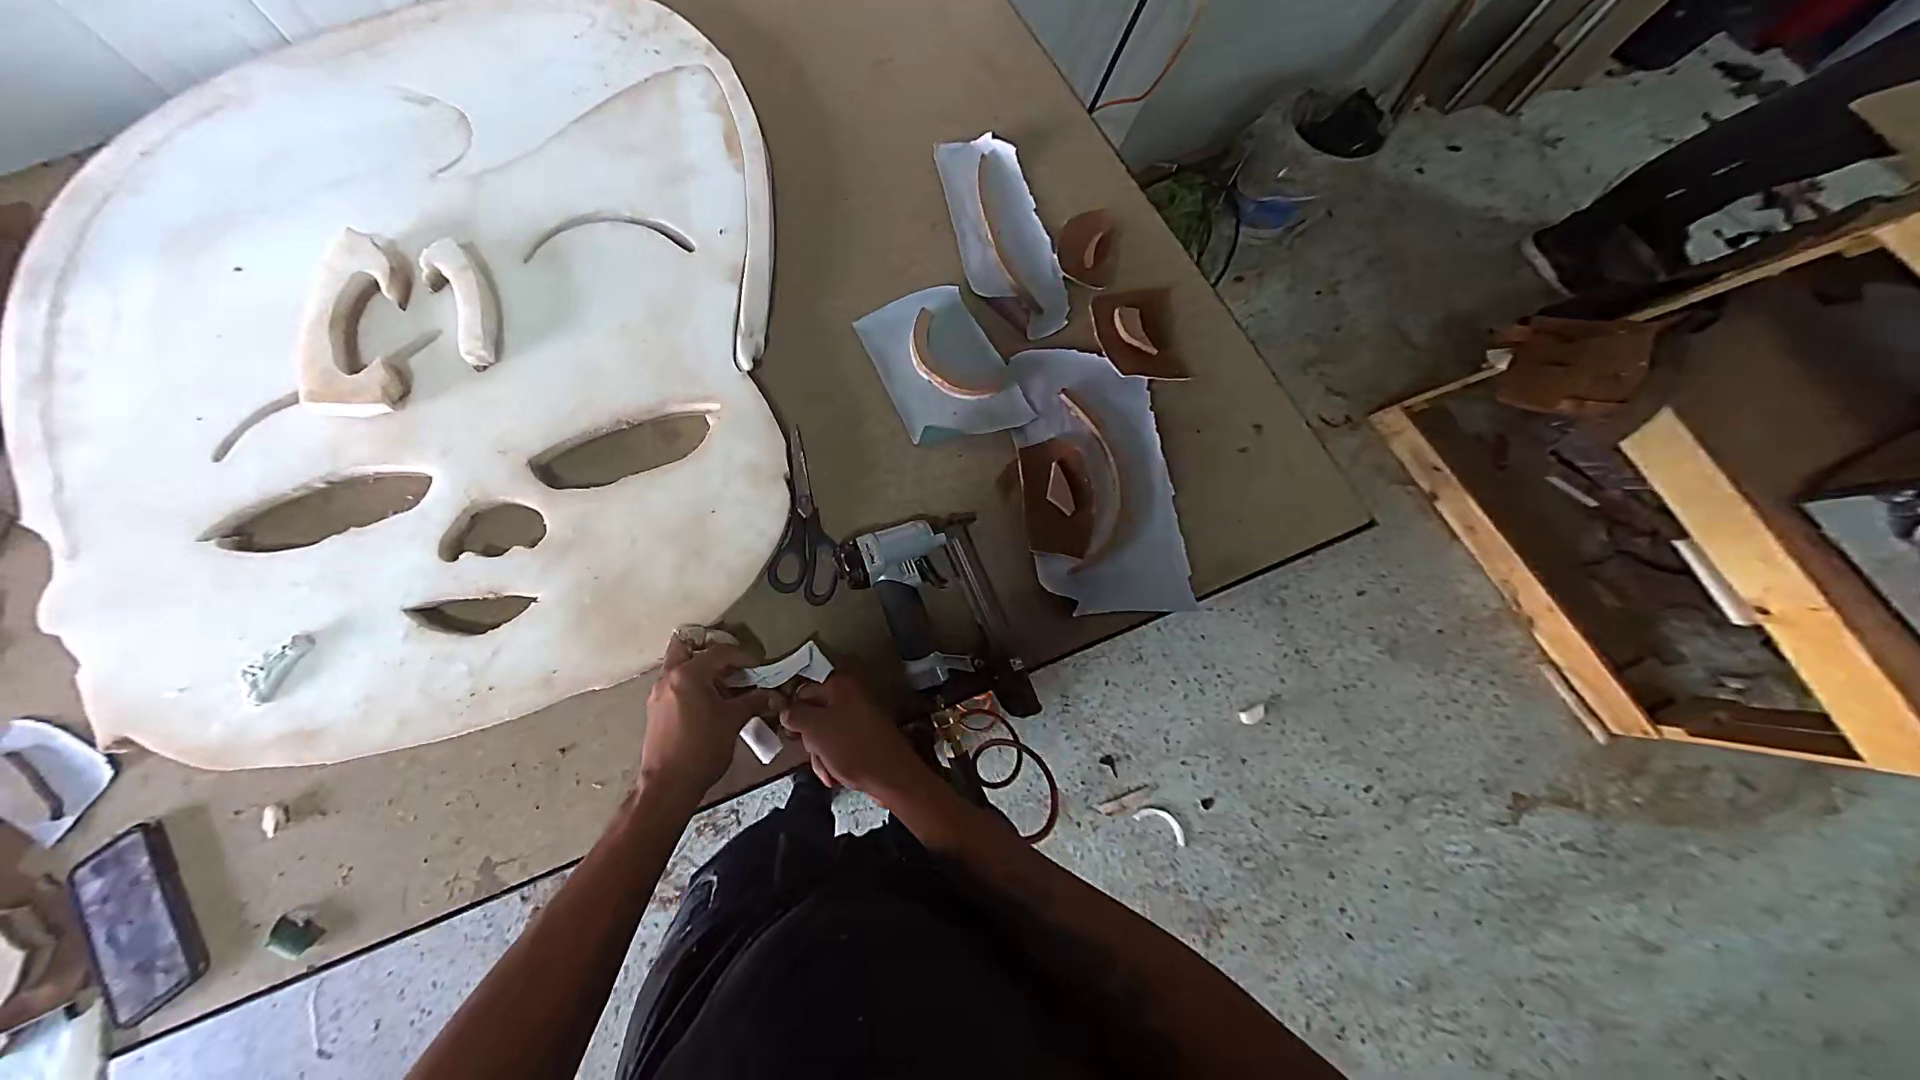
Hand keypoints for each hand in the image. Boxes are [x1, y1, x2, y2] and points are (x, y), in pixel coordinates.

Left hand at [638, 635, 781, 801]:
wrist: (668, 785)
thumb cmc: (702, 749)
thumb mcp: (733, 721)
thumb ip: (754, 701)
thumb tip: (772, 696)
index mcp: (687, 675)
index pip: (720, 652)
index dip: (744, 655)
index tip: (760, 664)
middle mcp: (669, 678)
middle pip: (688, 647)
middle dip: (712, 651)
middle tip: (734, 663)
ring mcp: (659, 694)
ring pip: (680, 666)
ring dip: (702, 668)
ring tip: (727, 683)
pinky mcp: (656, 709)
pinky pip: (676, 684)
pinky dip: (694, 684)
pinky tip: (712, 700)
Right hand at [779, 672, 931, 802]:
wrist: (891, 776)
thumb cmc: (853, 747)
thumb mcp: (815, 729)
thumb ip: (795, 715)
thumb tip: (785, 710)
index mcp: (841, 686)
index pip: (803, 692)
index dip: (793, 712)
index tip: (789, 731)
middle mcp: (852, 697)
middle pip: (814, 716)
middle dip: (810, 740)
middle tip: (815, 751)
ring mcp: (860, 718)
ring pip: (825, 736)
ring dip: (821, 756)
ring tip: (829, 769)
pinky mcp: (865, 739)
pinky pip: (839, 747)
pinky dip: (834, 761)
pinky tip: (836, 775)